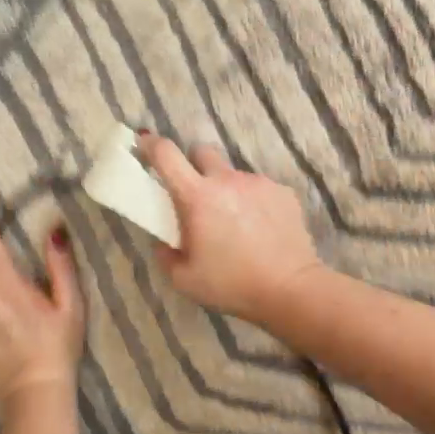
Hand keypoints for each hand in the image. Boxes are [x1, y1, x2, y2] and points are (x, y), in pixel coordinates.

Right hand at [137, 131, 324, 322]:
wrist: (290, 288)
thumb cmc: (232, 284)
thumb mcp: (185, 280)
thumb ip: (166, 255)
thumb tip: (164, 242)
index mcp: (197, 197)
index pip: (167, 154)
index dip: (151, 145)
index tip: (144, 145)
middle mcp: (227, 180)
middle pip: (202, 152)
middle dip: (194, 166)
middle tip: (195, 195)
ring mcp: (258, 183)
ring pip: (233, 174)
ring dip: (227, 190)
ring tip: (236, 224)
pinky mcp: (283, 191)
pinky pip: (259, 189)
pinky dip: (254, 202)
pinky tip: (261, 230)